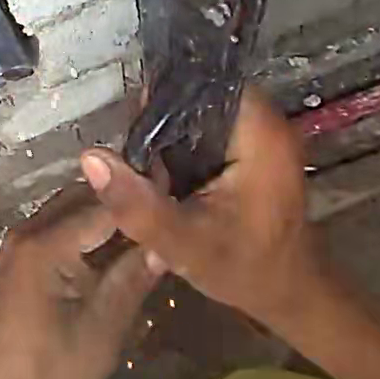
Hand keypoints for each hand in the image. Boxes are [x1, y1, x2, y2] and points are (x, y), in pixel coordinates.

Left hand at [0, 186, 162, 378]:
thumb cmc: (46, 373)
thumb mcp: (99, 333)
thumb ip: (130, 281)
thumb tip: (163, 242)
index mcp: (44, 244)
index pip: (101, 205)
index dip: (139, 199)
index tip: (174, 196)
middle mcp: (27, 231)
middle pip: (82, 198)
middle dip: (122, 201)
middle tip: (165, 206)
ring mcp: (19, 242)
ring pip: (70, 210)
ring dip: (105, 214)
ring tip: (147, 223)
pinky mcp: (20, 257)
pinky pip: (58, 227)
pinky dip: (87, 230)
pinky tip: (114, 246)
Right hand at [80, 89, 330, 329]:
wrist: (290, 296)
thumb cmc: (245, 268)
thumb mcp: (185, 243)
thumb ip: (137, 204)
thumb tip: (90, 157)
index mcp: (258, 132)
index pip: (201, 82)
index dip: (162, 95)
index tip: (133, 123)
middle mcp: (265, 121)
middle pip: (197, 92)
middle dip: (159, 115)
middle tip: (133, 148)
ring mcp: (261, 132)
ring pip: (199, 108)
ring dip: (168, 128)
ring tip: (145, 160)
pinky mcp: (252, 145)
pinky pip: (207, 124)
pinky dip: (183, 141)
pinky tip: (165, 169)